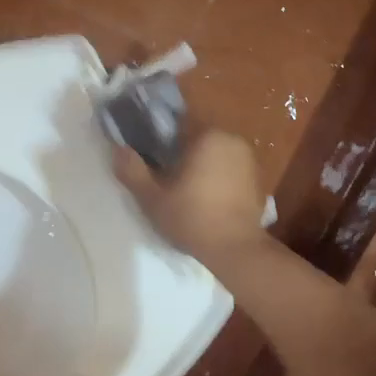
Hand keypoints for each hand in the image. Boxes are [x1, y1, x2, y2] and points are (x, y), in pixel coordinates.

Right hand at [112, 129, 266, 264]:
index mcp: (207, 135)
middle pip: (198, 142)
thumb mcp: (152, 198)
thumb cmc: (191, 218)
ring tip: (187, 195)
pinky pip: (230, 172)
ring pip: (215, 157)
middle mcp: (232, 139)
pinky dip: (218, 182)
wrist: (235, 248)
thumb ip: (132, 171)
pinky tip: (208, 203)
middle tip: (167, 183)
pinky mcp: (257, 180)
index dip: (161, 144)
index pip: (177, 127)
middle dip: (183, 157)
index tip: (152, 164)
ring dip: (202, 169)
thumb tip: (118, 150)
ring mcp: (249, 159)